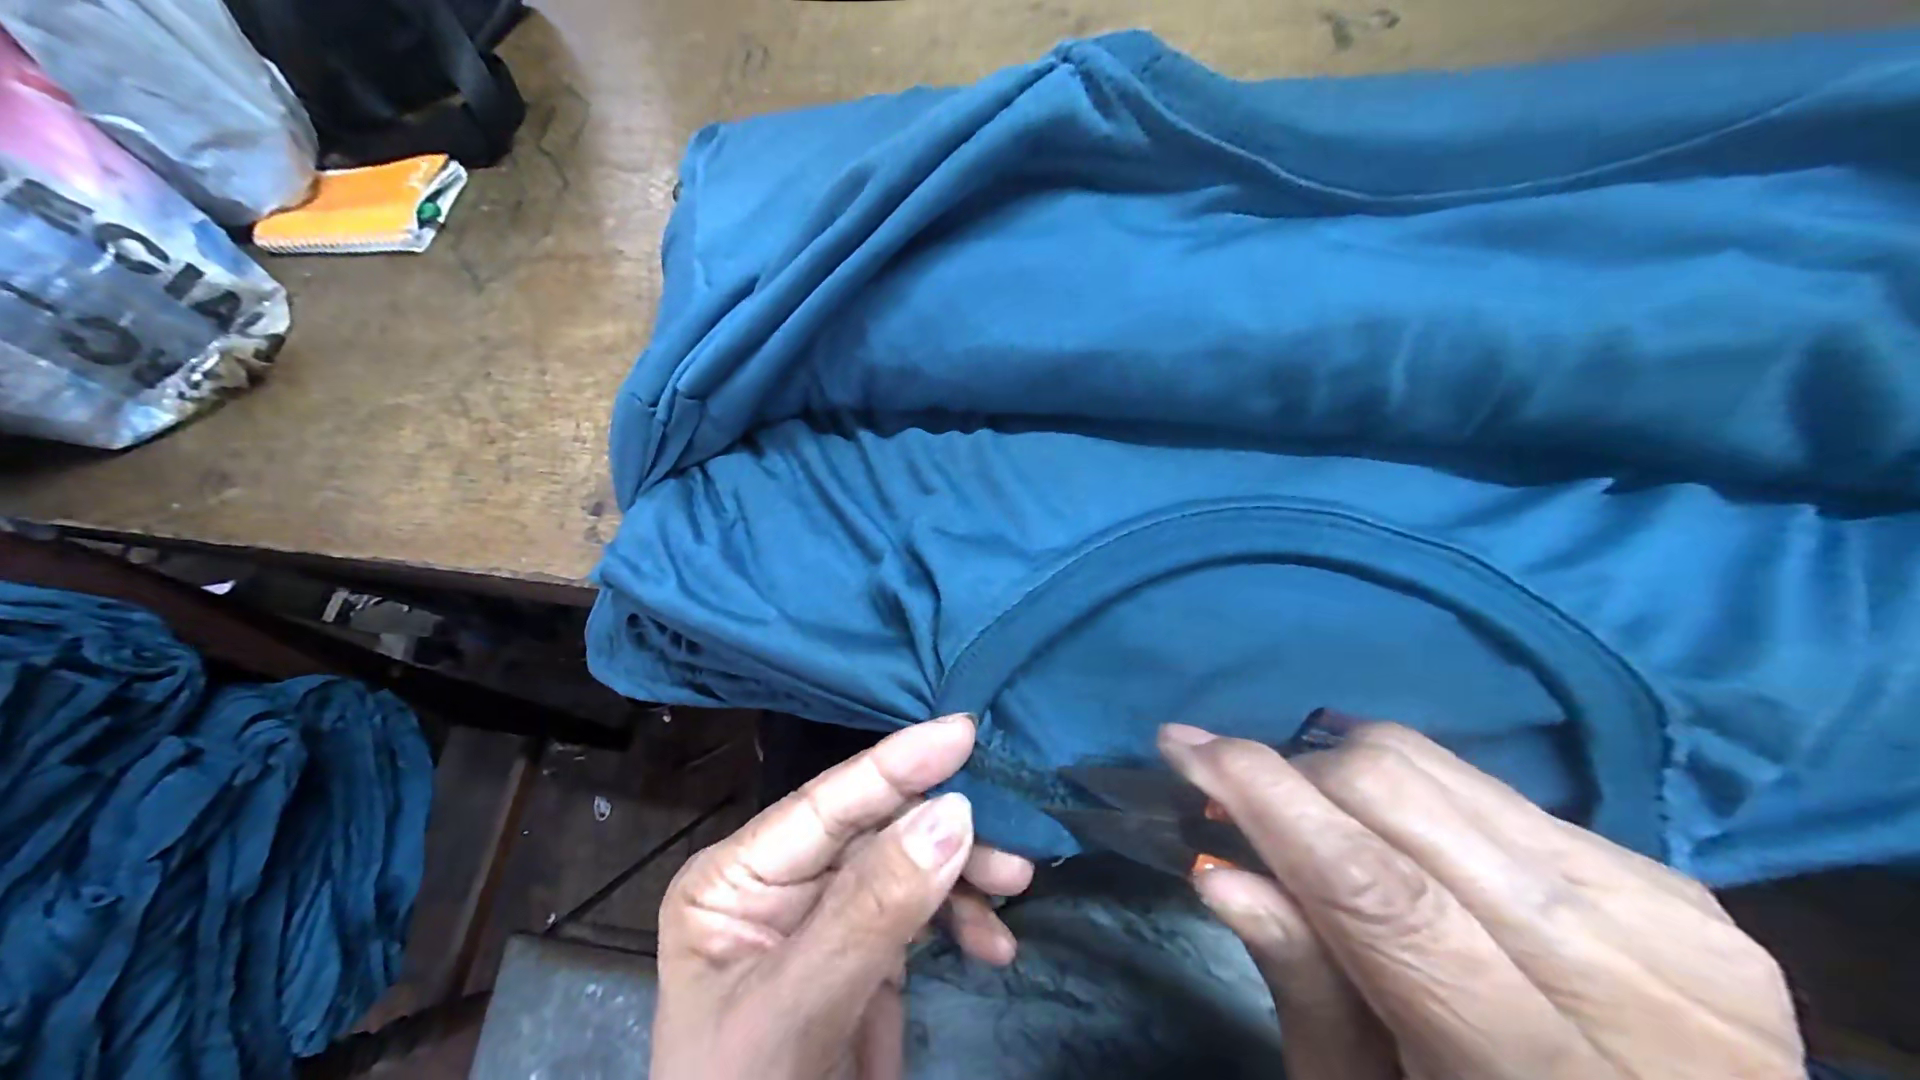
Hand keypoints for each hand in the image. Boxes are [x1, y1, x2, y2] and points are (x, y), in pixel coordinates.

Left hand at [652, 713, 1034, 1079]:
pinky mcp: (863, 950)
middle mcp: (781, 880)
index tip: (964, 730)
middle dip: (945, 825)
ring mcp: (825, 914)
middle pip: (876, 826)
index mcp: (737, 875)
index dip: (898, 763)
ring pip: (907, 860)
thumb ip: (872, 908)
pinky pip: (919, 909)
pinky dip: (961, 917)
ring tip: (1017, 883)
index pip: (827, 802)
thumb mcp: (801, 1004)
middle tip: (1012, 831)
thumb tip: (951, 813)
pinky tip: (994, 942)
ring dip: (963, 870)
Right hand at [1160, 719, 1801, 1079]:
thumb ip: (1304, 986)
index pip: (1380, 896)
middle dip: (1295, 775)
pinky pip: (1494, 790)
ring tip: (1312, 816)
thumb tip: (1216, 870)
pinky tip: (1403, 843)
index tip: (1183, 744)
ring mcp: (1671, 925)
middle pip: (1409, 802)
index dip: (1270, 803)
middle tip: (1239, 797)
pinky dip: (1415, 799)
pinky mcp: (1681, 889)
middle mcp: (1633, 986)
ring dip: (1344, 776)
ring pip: (1446, 771)